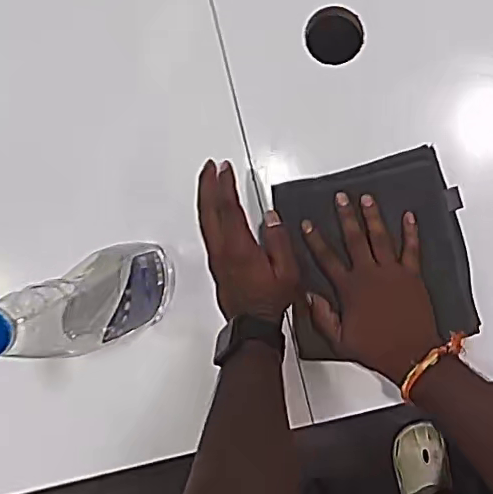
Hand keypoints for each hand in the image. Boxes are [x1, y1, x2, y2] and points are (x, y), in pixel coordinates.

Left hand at [196, 159, 299, 323]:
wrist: (253, 326)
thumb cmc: (270, 302)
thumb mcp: (287, 271)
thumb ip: (279, 241)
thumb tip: (271, 218)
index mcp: (239, 248)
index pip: (228, 208)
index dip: (224, 185)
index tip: (224, 168)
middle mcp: (222, 250)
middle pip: (209, 210)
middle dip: (208, 185)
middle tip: (210, 167)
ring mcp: (216, 257)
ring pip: (205, 220)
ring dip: (205, 197)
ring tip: (208, 181)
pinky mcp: (216, 263)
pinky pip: (207, 230)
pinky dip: (208, 212)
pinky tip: (212, 209)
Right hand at [300, 192, 442, 385]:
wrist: (412, 354)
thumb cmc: (378, 349)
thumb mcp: (340, 340)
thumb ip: (322, 317)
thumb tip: (311, 299)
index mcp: (350, 289)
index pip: (328, 258)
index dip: (316, 240)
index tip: (309, 225)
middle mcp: (370, 275)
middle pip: (354, 238)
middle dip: (346, 216)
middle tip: (341, 199)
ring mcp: (392, 273)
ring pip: (380, 237)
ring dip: (373, 216)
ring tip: (367, 199)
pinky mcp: (412, 276)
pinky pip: (411, 248)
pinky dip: (410, 232)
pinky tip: (408, 217)